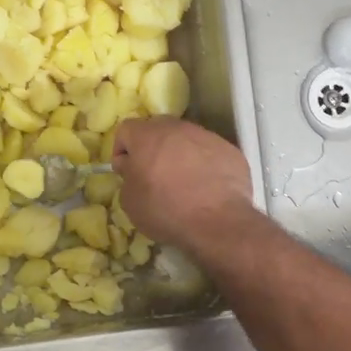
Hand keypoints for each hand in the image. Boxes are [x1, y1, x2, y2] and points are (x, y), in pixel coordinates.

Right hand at [112, 117, 266, 262]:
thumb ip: (128, 175)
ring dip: (178, 154)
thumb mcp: (129, 200)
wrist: (218, 222)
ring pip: (185, 139)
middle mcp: (177, 128)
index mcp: (147, 137)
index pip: (126, 129)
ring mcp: (207, 136)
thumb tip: (133, 166)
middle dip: (151, 147)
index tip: (125, 171)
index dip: (121, 149)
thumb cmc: (164, 210)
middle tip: (151, 173)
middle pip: (157, 129)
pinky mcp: (229, 150)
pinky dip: (202, 164)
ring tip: (181, 181)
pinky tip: (204, 186)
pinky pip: (208, 151)